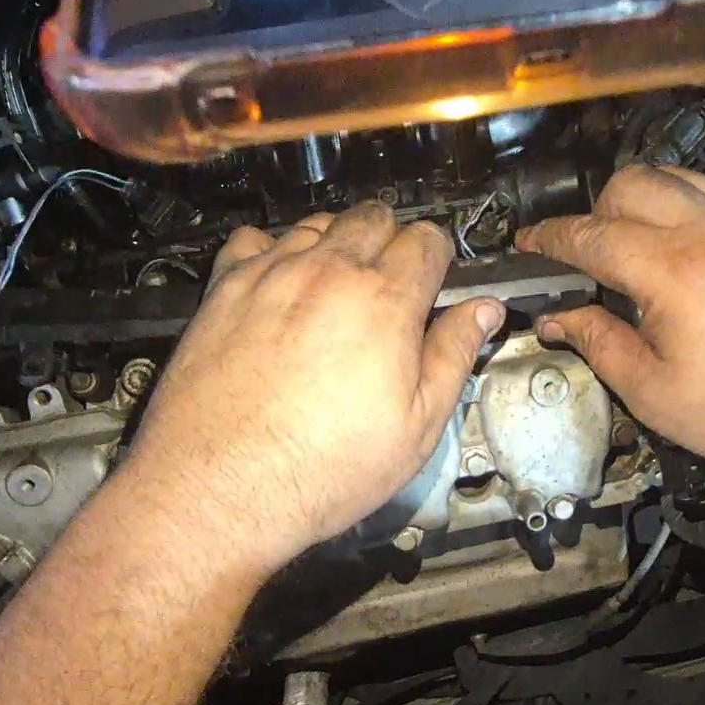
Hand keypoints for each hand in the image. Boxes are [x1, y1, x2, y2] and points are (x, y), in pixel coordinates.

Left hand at [123, 203, 504, 577]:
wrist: (219, 487)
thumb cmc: (323, 467)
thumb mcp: (417, 425)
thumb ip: (453, 354)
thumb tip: (484, 311)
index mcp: (386, 300)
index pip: (425, 240)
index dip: (437, 256)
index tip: (432, 278)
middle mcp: (329, 272)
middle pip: (373, 217)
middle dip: (391, 239)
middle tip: (389, 281)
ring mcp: (272, 274)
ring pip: (317, 222)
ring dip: (337, 240)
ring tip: (338, 281)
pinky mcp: (225, 289)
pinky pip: (254, 239)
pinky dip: (273, 249)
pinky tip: (278, 281)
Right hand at [517, 166, 704, 509]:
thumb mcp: (651, 391)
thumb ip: (597, 341)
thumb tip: (557, 317)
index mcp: (675, 271)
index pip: (594, 235)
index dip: (552, 237)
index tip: (529, 243)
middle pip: (631, 184)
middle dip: (594, 211)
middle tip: (584, 255)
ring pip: (675, 177)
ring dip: (639, 200)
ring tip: (629, 244)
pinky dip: (681, 206)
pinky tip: (678, 250)